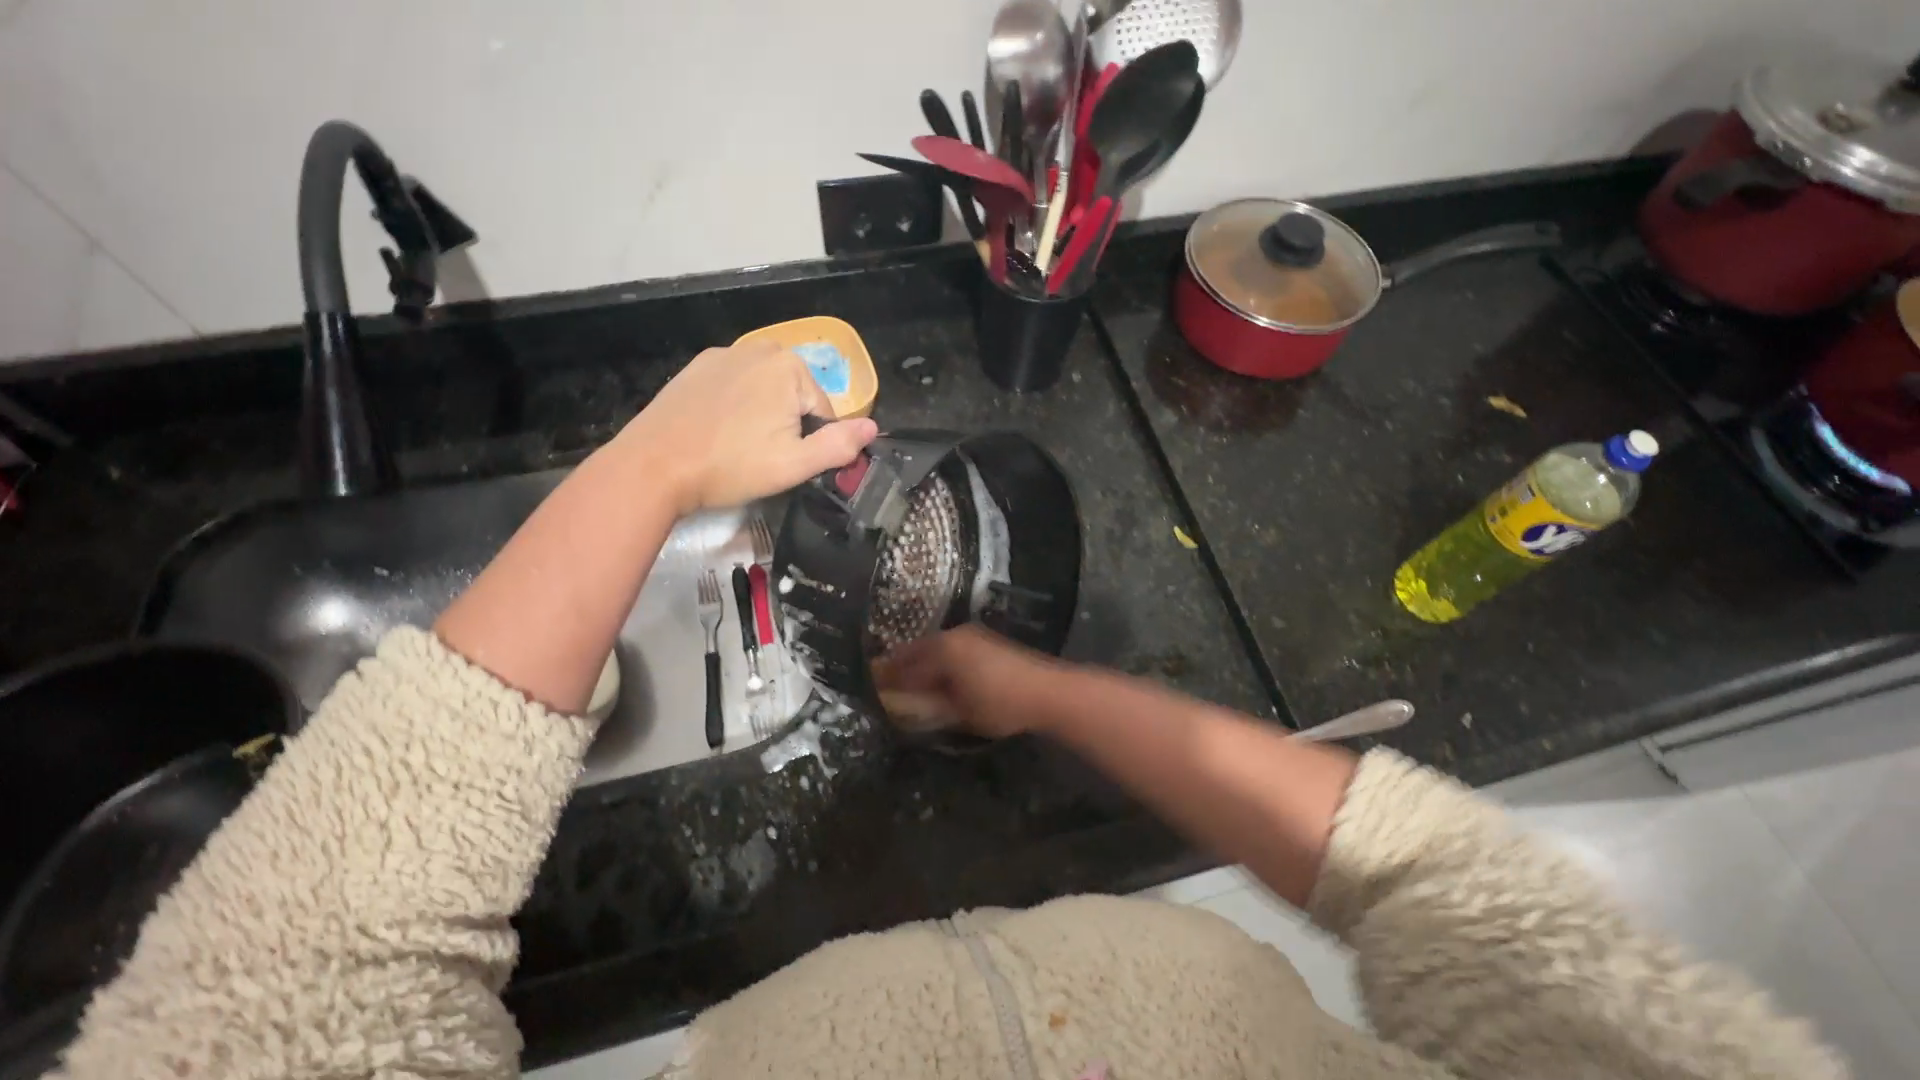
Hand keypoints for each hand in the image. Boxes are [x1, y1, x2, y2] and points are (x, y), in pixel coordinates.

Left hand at [618, 340, 877, 514]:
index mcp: (790, 368)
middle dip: (785, 425)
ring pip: (764, 391)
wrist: (654, 466)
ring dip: (760, 416)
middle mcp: (761, 349)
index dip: (810, 443)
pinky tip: (716, 432)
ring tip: (736, 448)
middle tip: (758, 458)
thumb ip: (839, 445)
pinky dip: (733, 407)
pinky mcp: (697, 367)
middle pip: (794, 396)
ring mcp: (725, 355)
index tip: (781, 463)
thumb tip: (873, 428)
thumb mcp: (794, 465)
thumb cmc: (731, 467)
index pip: (823, 413)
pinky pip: (734, 386)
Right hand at [871, 626, 1070, 737]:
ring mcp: (973, 637)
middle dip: (900, 665)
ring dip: (920, 662)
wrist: (1048, 692)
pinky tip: (938, 677)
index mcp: (943, 649)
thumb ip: (929, 704)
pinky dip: (938, 661)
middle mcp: (954, 636)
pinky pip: (951, 649)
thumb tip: (903, 705)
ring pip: (936, 648)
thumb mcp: (960, 710)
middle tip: (882, 681)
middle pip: (918, 650)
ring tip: (907, 681)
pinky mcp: (987, 643)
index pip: (904, 662)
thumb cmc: (1000, 703)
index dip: (886, 674)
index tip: (869, 683)